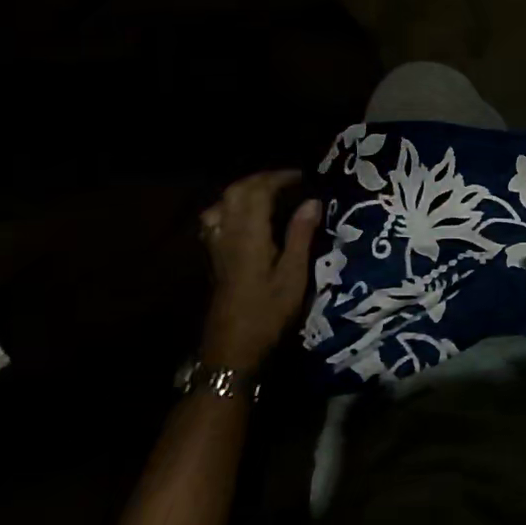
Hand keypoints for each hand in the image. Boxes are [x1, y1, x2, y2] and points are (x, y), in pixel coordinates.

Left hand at [197, 171, 319, 372]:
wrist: (231, 348)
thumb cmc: (268, 313)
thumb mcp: (293, 276)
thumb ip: (300, 235)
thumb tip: (312, 201)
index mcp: (249, 234)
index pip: (259, 190)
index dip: (279, 177)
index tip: (302, 176)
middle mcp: (228, 233)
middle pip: (237, 191)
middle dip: (262, 178)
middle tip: (287, 180)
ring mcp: (216, 245)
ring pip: (223, 202)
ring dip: (244, 190)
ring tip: (266, 193)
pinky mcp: (213, 257)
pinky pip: (215, 218)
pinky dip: (230, 206)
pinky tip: (242, 217)